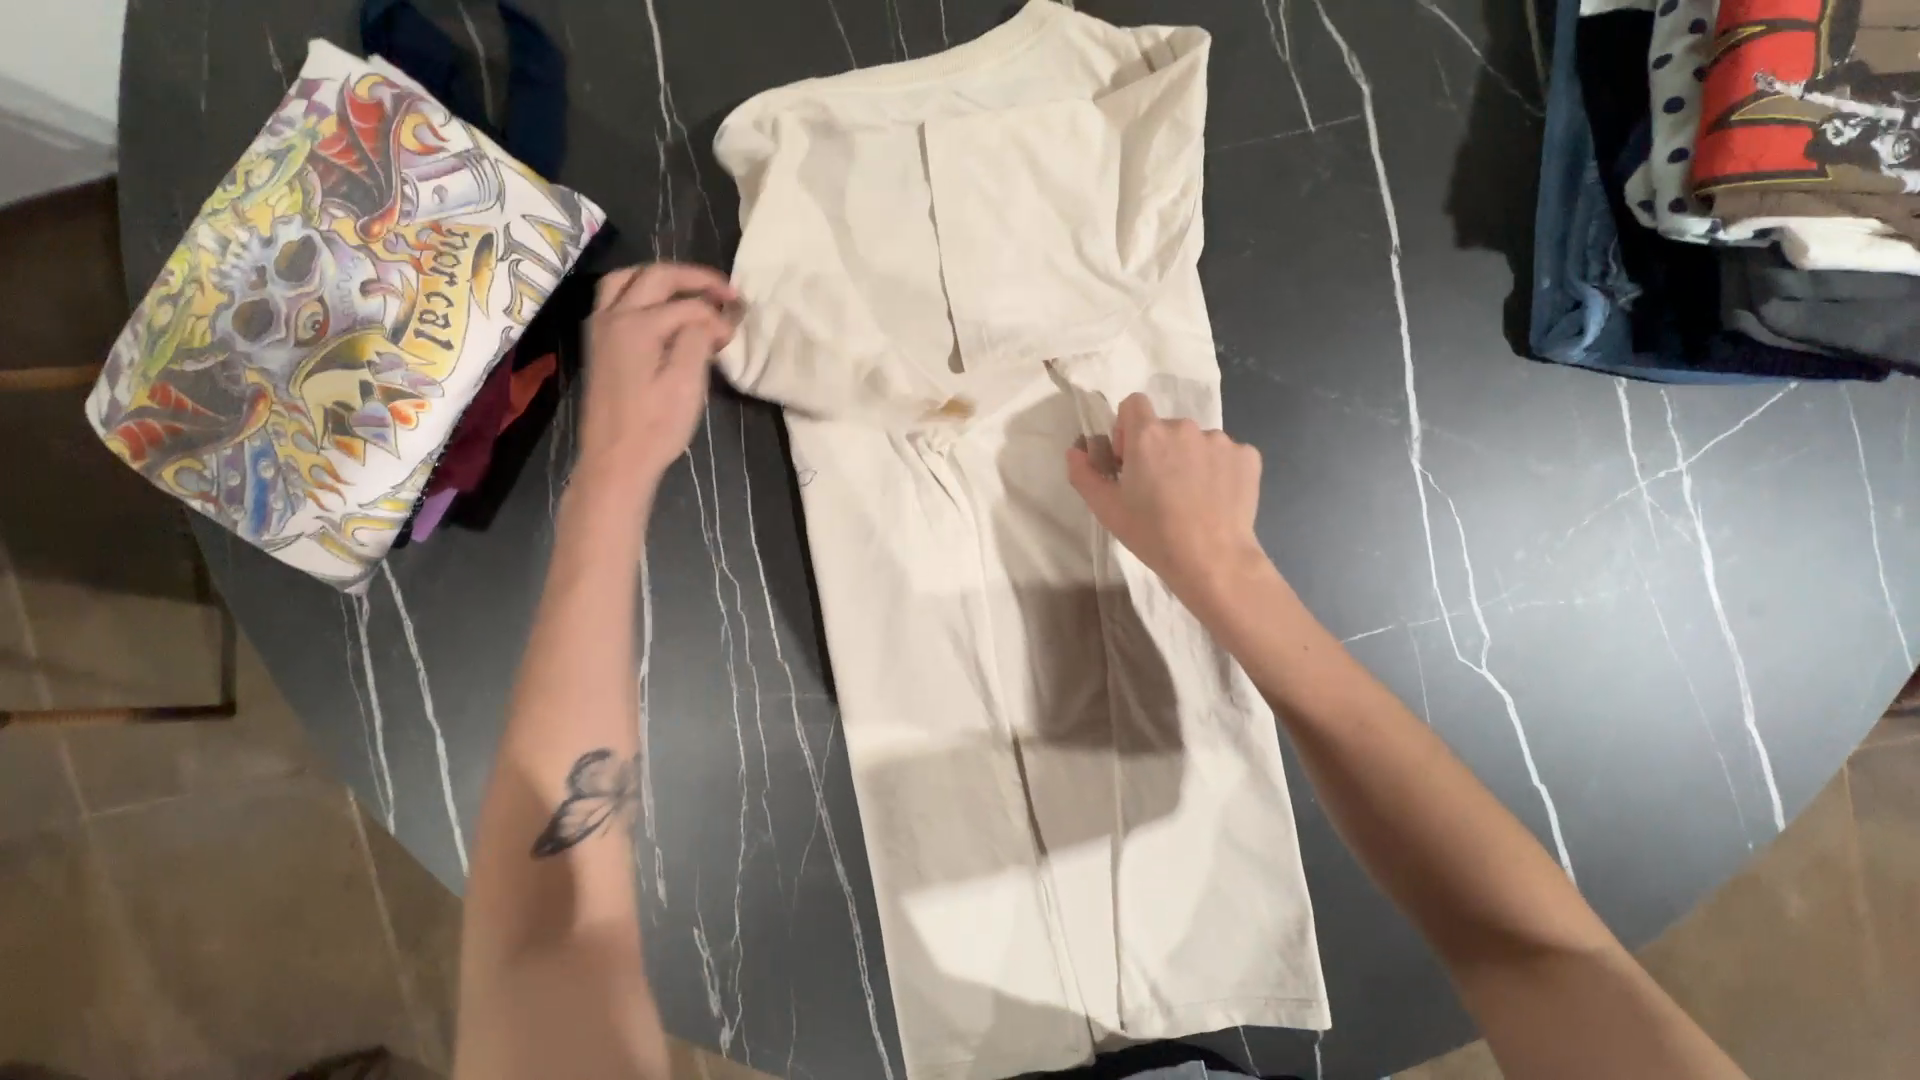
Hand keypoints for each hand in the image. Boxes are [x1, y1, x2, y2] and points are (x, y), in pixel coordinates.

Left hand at [574, 263, 738, 498]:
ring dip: (661, 279)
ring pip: (627, 279)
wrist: (615, 461)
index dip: (717, 316)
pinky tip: (660, 310)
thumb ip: (698, 340)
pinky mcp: (598, 343)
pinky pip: (615, 297)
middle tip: (726, 291)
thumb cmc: (655, 426)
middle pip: (655, 277)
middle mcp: (614, 315)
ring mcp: (600, 328)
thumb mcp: (686, 384)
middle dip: (694, 279)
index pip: (688, 306)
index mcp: (637, 324)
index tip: (735, 336)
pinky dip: (640, 292)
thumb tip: (712, 319)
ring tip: (690, 291)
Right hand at [1066, 393, 1270, 602]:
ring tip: (1192, 499)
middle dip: (1160, 450)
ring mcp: (1220, 440)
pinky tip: (1216, 499)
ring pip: (1197, 442)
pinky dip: (1220, 471)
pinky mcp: (1247, 456)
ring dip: (1190, 460)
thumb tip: (1074, 452)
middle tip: (1160, 490)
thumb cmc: (1152, 534)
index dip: (1127, 428)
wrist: (1212, 560)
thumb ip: (1084, 474)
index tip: (1130, 460)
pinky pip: (1227, 455)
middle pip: (1166, 428)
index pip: (1133, 404)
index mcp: (1147, 435)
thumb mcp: (1106, 509)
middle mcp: (1184, 427)